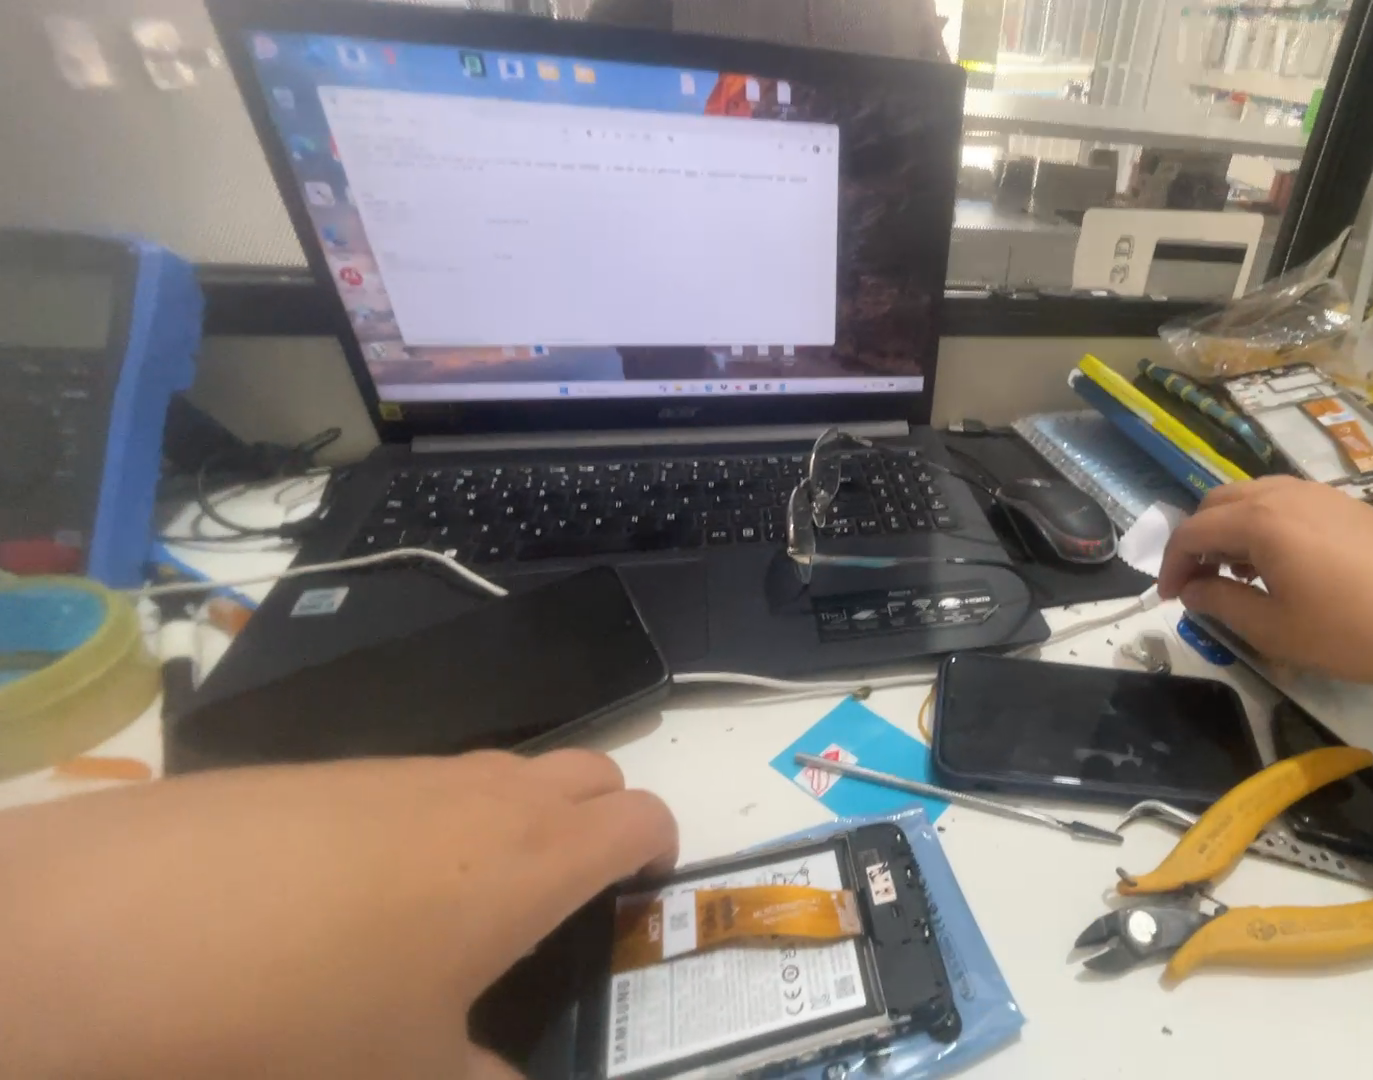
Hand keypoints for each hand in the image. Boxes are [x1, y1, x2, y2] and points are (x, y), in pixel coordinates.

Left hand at [0, 750, 675, 1079]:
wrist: (104, 931)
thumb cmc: (297, 1012)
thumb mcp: (403, 1077)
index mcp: (541, 858)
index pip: (646, 817)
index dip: (661, 845)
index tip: (644, 884)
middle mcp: (501, 797)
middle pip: (598, 774)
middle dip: (607, 816)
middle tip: (569, 884)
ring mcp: (427, 774)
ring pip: (519, 773)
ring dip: (529, 814)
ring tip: (466, 891)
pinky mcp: (355, 768)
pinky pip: (439, 780)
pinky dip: (450, 816)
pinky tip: (368, 884)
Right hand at [1158, 477, 1372, 693]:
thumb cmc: (1350, 633)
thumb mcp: (1272, 627)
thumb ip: (1218, 603)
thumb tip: (1190, 590)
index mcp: (1259, 520)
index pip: (1192, 531)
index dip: (1170, 564)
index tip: (1169, 598)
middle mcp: (1285, 493)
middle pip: (1219, 503)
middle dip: (1198, 541)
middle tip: (1198, 583)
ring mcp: (1323, 495)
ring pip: (1255, 499)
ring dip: (1232, 532)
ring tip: (1240, 577)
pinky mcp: (1352, 506)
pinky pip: (1290, 504)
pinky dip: (1267, 528)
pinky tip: (1285, 568)